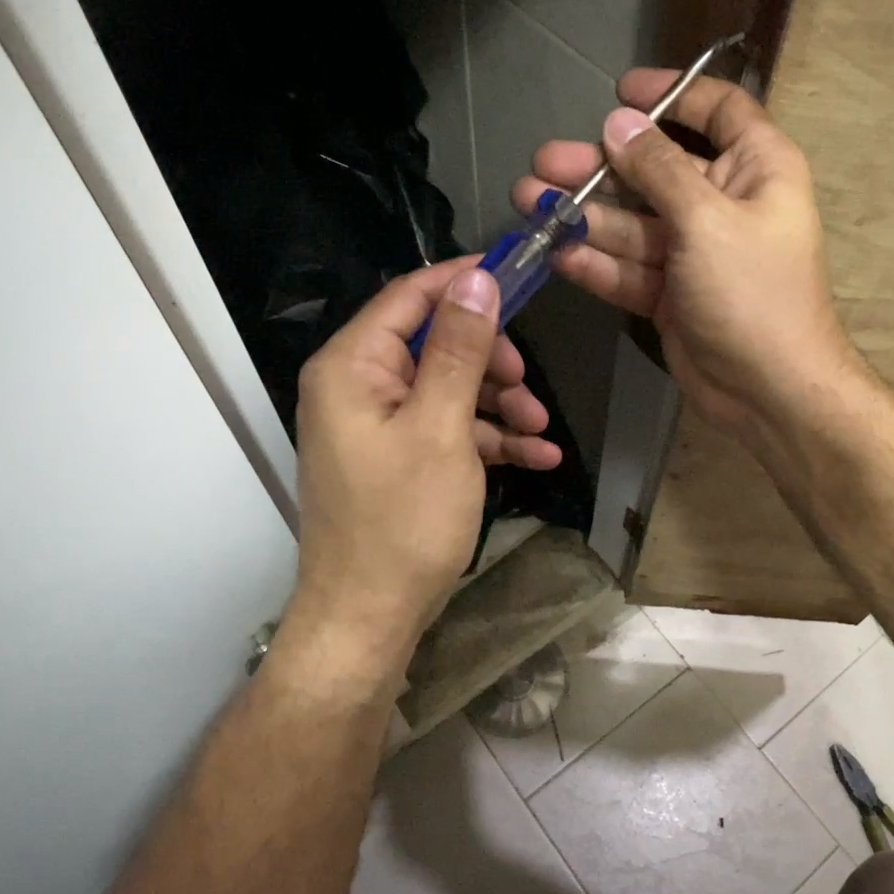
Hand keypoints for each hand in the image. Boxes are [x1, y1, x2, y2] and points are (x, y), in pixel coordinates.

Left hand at [288, 258, 561, 682]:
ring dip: (500, 406)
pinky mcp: (398, 461)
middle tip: (528, 386)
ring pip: (449, 391)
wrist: (370, 617)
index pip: (409, 297)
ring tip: (540, 434)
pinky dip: (490, 441)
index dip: (464, 282)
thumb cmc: (402, 521)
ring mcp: (377, 427)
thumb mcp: (440, 429)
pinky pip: (448, 432)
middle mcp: (358, 387)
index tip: (520, 276)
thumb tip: (477, 280)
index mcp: (352, 367)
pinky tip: (538, 459)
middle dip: (491, 362)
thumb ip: (459, 350)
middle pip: (435, 345)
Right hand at [513, 69, 863, 438]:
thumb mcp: (707, 219)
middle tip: (545, 160)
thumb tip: (619, 123)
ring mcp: (695, 254)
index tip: (620, 92)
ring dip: (583, 214)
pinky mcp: (671, 296)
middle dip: (601, 165)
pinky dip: (596, 263)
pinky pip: (629, 269)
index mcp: (755, 168)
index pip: (718, 110)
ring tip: (527, 199)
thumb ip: (659, 169)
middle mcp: (724, 203)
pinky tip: (555, 252)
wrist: (771, 391)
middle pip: (656, 170)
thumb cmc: (753, 292)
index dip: (671, 96)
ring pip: (633, 223)